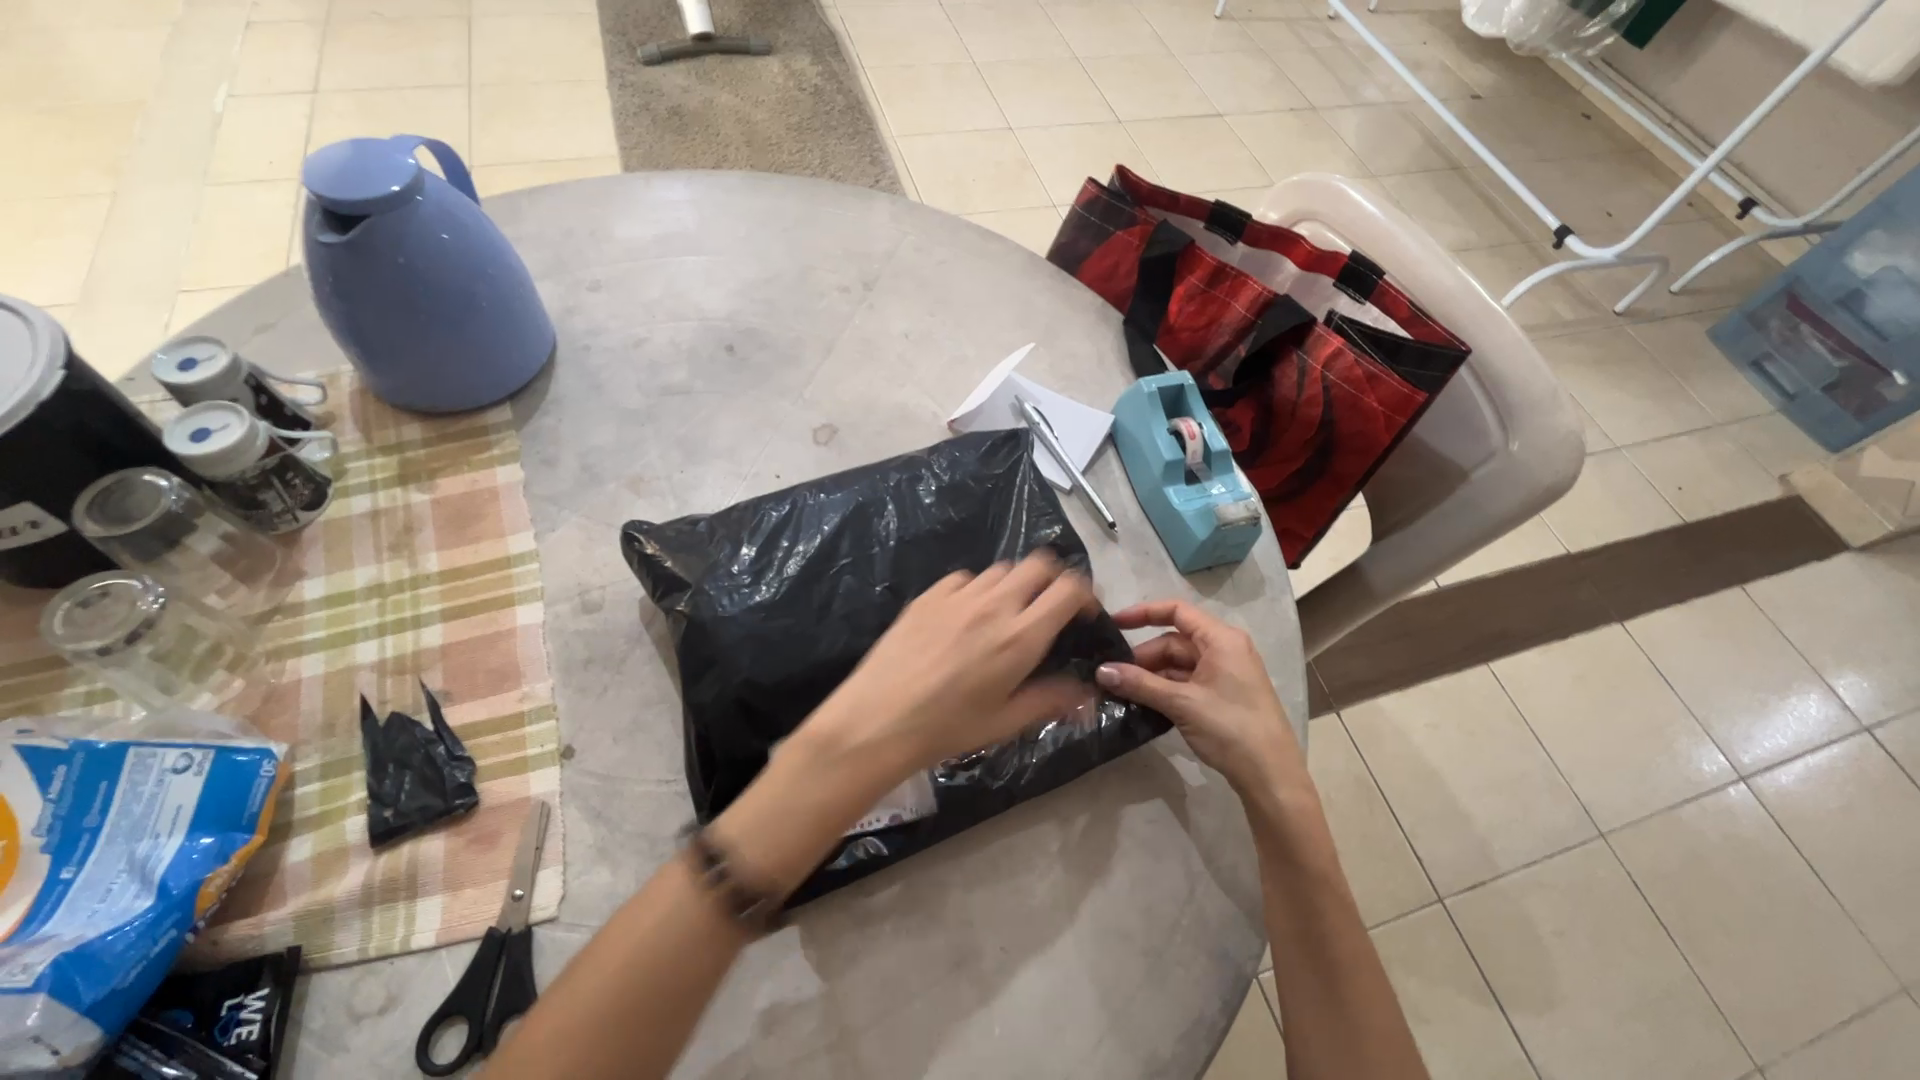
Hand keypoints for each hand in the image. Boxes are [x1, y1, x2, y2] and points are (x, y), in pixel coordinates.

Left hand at [806, 551, 1098, 783]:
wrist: (877, 720)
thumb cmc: (947, 728)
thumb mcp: (1006, 721)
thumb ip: (1051, 700)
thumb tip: (1088, 694)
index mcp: (1020, 636)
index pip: (1069, 588)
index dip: (1085, 594)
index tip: (1084, 614)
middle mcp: (993, 605)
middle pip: (1038, 564)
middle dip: (1053, 580)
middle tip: (1050, 609)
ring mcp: (957, 596)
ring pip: (1001, 570)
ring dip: (1015, 585)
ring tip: (1008, 614)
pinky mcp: (927, 596)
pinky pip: (964, 579)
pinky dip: (977, 590)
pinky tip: (967, 617)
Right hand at [1095, 600, 1301, 792]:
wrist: (1270, 774)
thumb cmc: (1230, 727)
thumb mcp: (1181, 703)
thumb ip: (1140, 684)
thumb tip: (1101, 670)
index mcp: (1221, 639)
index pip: (1177, 611)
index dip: (1143, 613)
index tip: (1114, 624)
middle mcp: (1224, 650)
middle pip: (1174, 641)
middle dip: (1143, 657)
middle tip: (1112, 675)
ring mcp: (1225, 674)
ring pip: (1178, 665)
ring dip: (1151, 676)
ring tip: (1121, 691)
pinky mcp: (1222, 696)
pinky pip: (1186, 683)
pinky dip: (1164, 689)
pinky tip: (1142, 703)